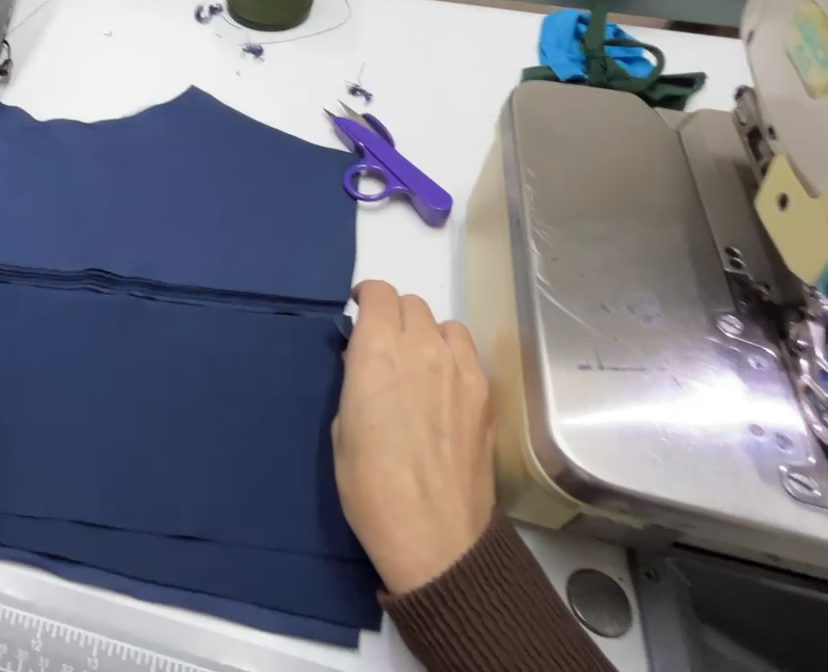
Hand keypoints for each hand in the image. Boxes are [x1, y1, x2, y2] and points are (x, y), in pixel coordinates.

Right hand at [332, 280, 496, 595]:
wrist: (432, 535)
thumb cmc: (369, 485)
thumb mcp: (341, 426)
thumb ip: (356, 380)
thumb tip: (365, 364)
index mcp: (377, 352)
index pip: (380, 293)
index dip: (368, 298)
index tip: (360, 313)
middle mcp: (422, 348)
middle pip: (412, 303)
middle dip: (394, 316)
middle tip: (384, 346)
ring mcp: (461, 370)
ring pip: (444, 324)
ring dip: (427, 333)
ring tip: (418, 364)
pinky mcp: (486, 395)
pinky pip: (468, 354)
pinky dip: (452, 357)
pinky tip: (444, 389)